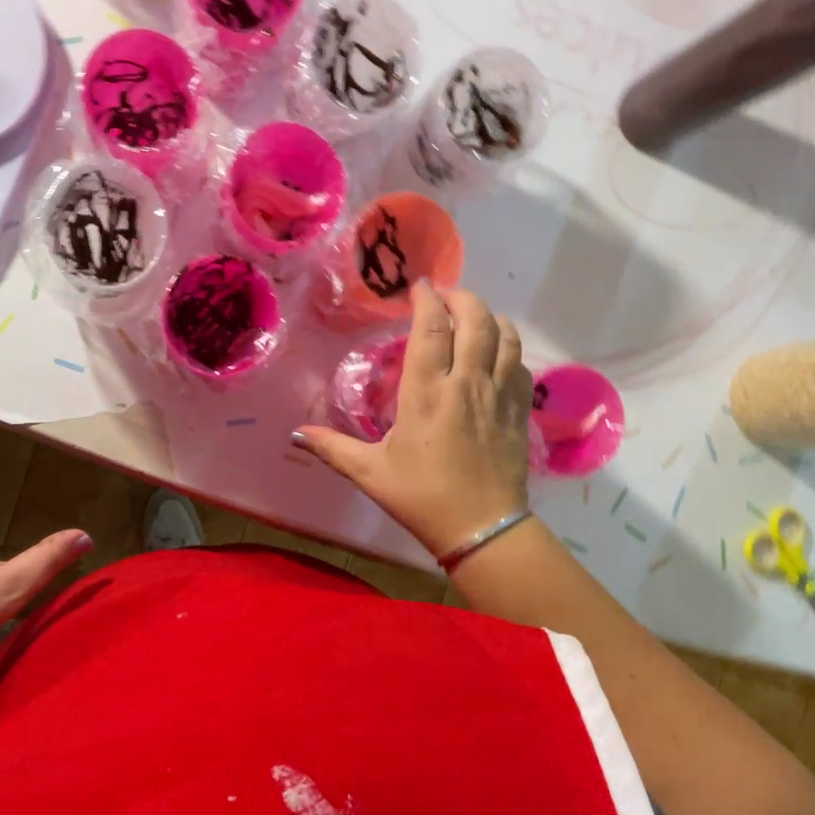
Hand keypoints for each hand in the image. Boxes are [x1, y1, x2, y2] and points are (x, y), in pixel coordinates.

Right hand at [294, 283, 532, 556]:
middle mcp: (465, 383)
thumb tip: (295, 434)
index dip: (426, 300)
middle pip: (474, 320)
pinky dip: (509, 347)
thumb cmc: (421, 497)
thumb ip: (332, 448)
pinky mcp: (519, 410)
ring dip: (490, 317)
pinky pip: (520, 364)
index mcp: (426, 393)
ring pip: (504, 336)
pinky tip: (498, 352)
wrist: (481, 527)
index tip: (418, 287)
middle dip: (461, 298)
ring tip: (474, 315)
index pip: (431, 329)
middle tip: (445, 295)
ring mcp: (498, 395)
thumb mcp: (370, 473)